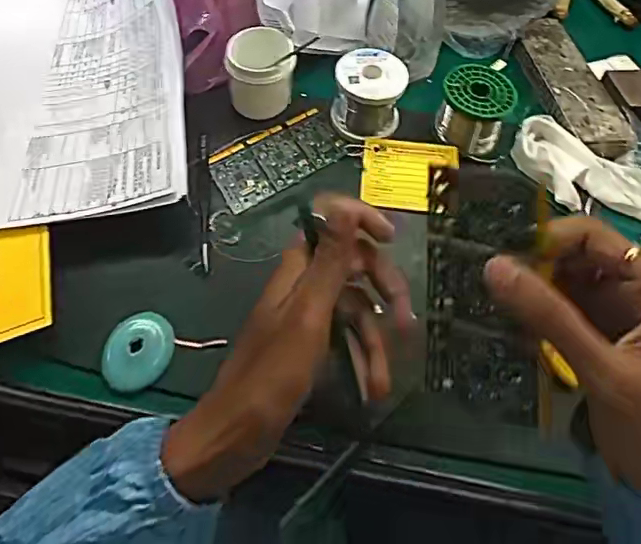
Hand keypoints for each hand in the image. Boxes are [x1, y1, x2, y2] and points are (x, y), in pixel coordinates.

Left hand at [161, 194, 413, 501]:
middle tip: (405, 321)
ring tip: (383, 381)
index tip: (392, 238)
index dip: (361, 220)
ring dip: (374, 341)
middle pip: (353, 264)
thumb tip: (342, 206)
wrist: (235, 434)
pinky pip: (345, 336)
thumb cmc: (272, 373)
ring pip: (354, 307)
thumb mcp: (309, 314)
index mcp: (298, 266)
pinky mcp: (310, 342)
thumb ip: (329, 260)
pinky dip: (360, 358)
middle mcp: (303, 282)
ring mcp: (307, 313)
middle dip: (383, 290)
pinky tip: (371, 388)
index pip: (330, 219)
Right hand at [484, 217, 640, 500]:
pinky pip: (564, 307)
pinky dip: (540, 313)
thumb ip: (551, 317)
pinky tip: (515, 322)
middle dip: (537, 266)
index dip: (549, 239)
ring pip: (566, 280)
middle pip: (576, 256)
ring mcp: (620, 312)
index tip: (506, 255)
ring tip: (498, 299)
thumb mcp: (605, 373)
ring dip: (534, 290)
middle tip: (496, 280)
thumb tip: (495, 265)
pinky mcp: (603, 334)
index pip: (594, 238)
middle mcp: (640, 291)